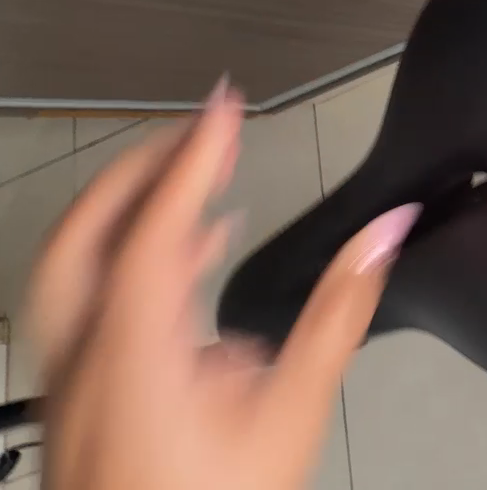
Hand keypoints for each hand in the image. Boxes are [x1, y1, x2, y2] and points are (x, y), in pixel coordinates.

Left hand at [25, 80, 419, 489]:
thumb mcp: (298, 399)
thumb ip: (343, 305)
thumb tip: (388, 228)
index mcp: (136, 353)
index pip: (153, 232)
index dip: (189, 160)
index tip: (224, 107)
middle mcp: (86, 358)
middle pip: (81, 240)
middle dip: (140, 168)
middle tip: (199, 125)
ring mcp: (77, 377)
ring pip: (79, 266)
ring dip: (137, 202)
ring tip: (199, 163)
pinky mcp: (90, 390)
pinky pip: (99, 296)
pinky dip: (146, 247)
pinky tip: (199, 240)